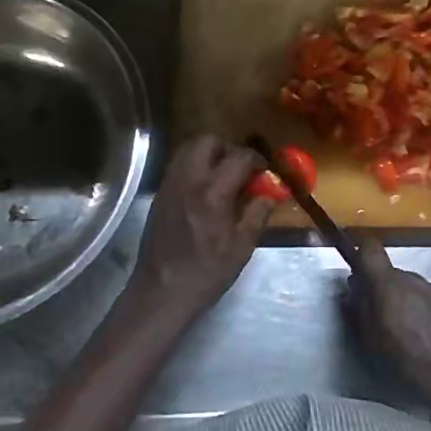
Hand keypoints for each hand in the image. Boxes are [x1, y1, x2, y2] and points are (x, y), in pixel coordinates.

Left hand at [127, 135, 275, 318]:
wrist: (162, 290)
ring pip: (188, 148)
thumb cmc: (206, 272)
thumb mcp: (241, 247)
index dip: (256, 159)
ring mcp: (170, 184)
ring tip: (222, 175)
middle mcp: (189, 179)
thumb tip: (270, 194)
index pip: (239, 158)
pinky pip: (178, 164)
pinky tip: (204, 188)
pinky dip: (194, 165)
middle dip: (228, 148)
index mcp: (213, 193)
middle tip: (240, 168)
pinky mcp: (160, 193)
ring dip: (208, 153)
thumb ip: (257, 215)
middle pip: (208, 141)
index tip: (265, 169)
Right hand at [344, 238, 430, 412]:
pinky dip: (418, 308)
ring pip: (407, 285)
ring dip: (400, 299)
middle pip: (389, 272)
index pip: (370, 248)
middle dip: (381, 287)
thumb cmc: (405, 358)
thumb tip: (354, 287)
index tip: (358, 275)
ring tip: (403, 328)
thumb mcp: (370, 338)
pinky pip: (423, 297)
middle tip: (378, 314)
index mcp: (387, 282)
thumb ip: (359, 307)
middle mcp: (410, 277)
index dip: (362, 256)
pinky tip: (422, 333)